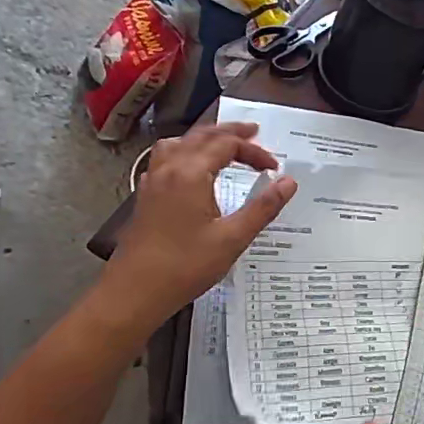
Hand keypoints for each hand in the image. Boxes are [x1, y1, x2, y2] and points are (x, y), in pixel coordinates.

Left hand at [105, 122, 296, 320]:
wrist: (135, 291)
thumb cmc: (185, 266)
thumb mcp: (232, 239)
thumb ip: (262, 207)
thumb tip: (288, 182)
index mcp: (191, 173)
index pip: (227, 145)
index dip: (253, 151)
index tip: (273, 167)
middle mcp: (169, 168)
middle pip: (201, 136)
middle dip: (229, 132)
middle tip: (253, 132)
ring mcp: (152, 181)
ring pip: (178, 143)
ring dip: (203, 138)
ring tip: (221, 143)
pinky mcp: (144, 196)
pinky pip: (164, 158)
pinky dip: (183, 152)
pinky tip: (188, 168)